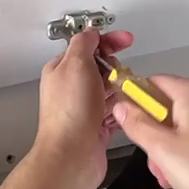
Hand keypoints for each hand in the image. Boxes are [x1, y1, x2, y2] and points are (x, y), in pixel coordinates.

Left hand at [29, 28, 133, 184]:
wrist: (72, 155)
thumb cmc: (69, 115)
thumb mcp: (76, 64)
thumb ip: (84, 43)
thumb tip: (91, 32)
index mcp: (61, 70)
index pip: (86, 46)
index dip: (107, 40)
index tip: (125, 39)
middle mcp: (70, 89)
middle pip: (99, 67)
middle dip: (115, 66)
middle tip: (122, 69)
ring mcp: (83, 108)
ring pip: (108, 90)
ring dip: (121, 87)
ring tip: (127, 89)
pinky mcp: (95, 126)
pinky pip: (114, 112)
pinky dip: (122, 108)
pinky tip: (127, 107)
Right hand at [111, 76, 188, 188]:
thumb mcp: (164, 151)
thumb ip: (137, 125)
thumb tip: (121, 105)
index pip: (152, 83)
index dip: (138, 105)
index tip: (136, 132)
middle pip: (173, 104)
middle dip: (160, 133)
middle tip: (160, 165)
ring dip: (178, 144)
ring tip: (180, 176)